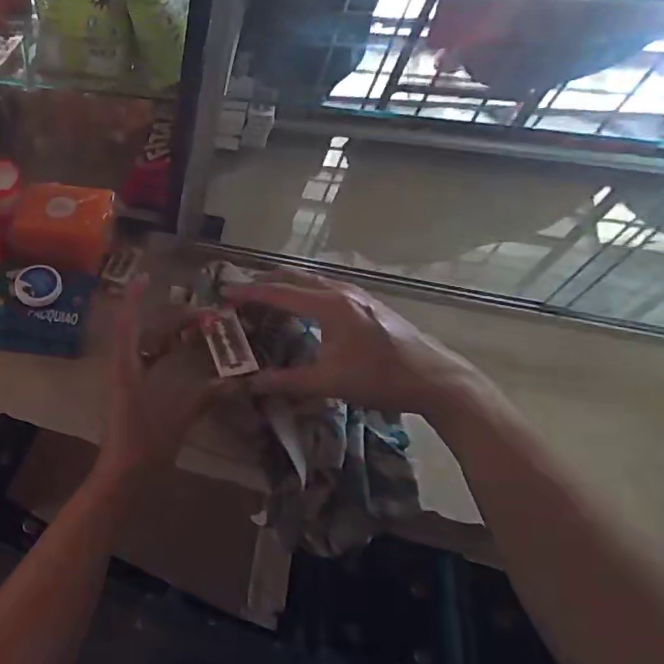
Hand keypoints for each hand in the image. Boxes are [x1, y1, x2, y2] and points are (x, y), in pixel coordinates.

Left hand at [102, 275, 227, 474]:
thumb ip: (207, 395)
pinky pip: (159, 371)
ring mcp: (132, 385)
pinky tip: (203, 364)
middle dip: (176, 321)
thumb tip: (239, 380)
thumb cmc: (144, 443)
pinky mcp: (140, 399)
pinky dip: (178, 363)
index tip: (145, 277)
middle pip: (149, 335)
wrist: (126, 475)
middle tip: (209, 317)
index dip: (133, 298)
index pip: (127, 323)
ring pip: (154, 351)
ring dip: (178, 340)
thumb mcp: (177, 415)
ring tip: (209, 332)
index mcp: (125, 366)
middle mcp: (126, 370)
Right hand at [221, 268, 488, 417]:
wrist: (440, 381)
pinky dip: (302, 291)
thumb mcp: (328, 383)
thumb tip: (248, 385)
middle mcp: (342, 293)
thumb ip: (285, 381)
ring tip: (263, 297)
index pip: (277, 293)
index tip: (223, 293)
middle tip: (238, 293)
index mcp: (328, 306)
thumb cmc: (381, 379)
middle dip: (262, 282)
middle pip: (292, 277)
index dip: (247, 292)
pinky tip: (300, 307)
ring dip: (283, 285)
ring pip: (311, 279)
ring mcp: (358, 295)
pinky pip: (325, 287)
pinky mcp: (368, 304)